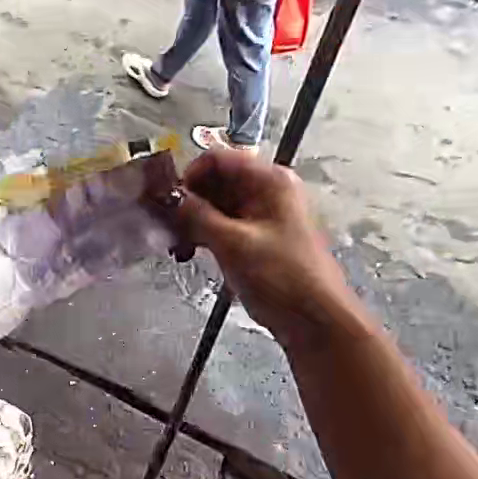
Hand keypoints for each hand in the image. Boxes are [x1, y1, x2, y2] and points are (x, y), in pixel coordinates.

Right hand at [166, 150, 357, 341]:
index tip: (166, 200)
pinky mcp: (255, 238)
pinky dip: (203, 235)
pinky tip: (187, 252)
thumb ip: (196, 215)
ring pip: (216, 205)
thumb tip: (165, 196)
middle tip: (164, 225)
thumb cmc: (280, 275)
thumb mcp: (232, 243)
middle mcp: (266, 190)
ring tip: (175, 244)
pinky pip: (222, 226)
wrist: (314, 319)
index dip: (189, 175)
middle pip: (215, 181)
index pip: (218, 159)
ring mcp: (261, 215)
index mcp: (269, 180)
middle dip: (188, 201)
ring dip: (192, 221)